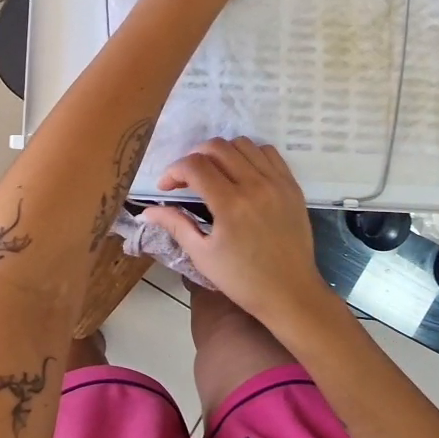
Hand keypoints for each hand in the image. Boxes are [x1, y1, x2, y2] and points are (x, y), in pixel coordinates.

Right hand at [139, 137, 333, 326]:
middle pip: (217, 147)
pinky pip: (269, 153)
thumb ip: (176, 225)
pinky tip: (242, 173)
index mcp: (230, 204)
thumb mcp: (202, 256)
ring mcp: (277, 182)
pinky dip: (250, 154)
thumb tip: (147, 211)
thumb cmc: (243, 280)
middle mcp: (255, 185)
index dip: (173, 171)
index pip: (194, 166)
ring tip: (215, 173)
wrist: (291, 293)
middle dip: (194, 156)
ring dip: (222, 152)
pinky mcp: (292, 186)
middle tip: (187, 178)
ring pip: (243, 144)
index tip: (166, 187)